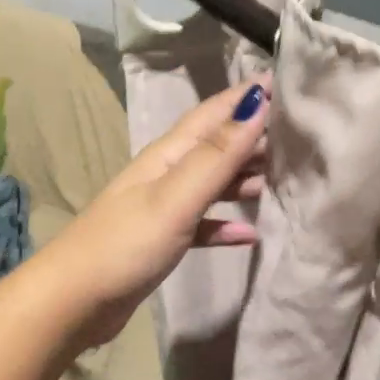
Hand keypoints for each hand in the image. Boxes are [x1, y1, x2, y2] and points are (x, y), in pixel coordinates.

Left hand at [29, 78, 269, 347]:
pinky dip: (226, 225)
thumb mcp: (174, 197)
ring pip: (212, 183)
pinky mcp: (162, 242)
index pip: (212, 114)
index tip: (288, 80)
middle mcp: (165, 175)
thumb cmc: (125, 244)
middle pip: (216, 146)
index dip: (246, 96)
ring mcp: (162, 209)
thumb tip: (256, 102)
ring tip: (289, 177)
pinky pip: (203, 225)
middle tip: (304, 133)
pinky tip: (252, 234)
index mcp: (166, 156)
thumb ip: (215, 155)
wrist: (75, 299)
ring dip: (245, 177)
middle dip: (255, 135)